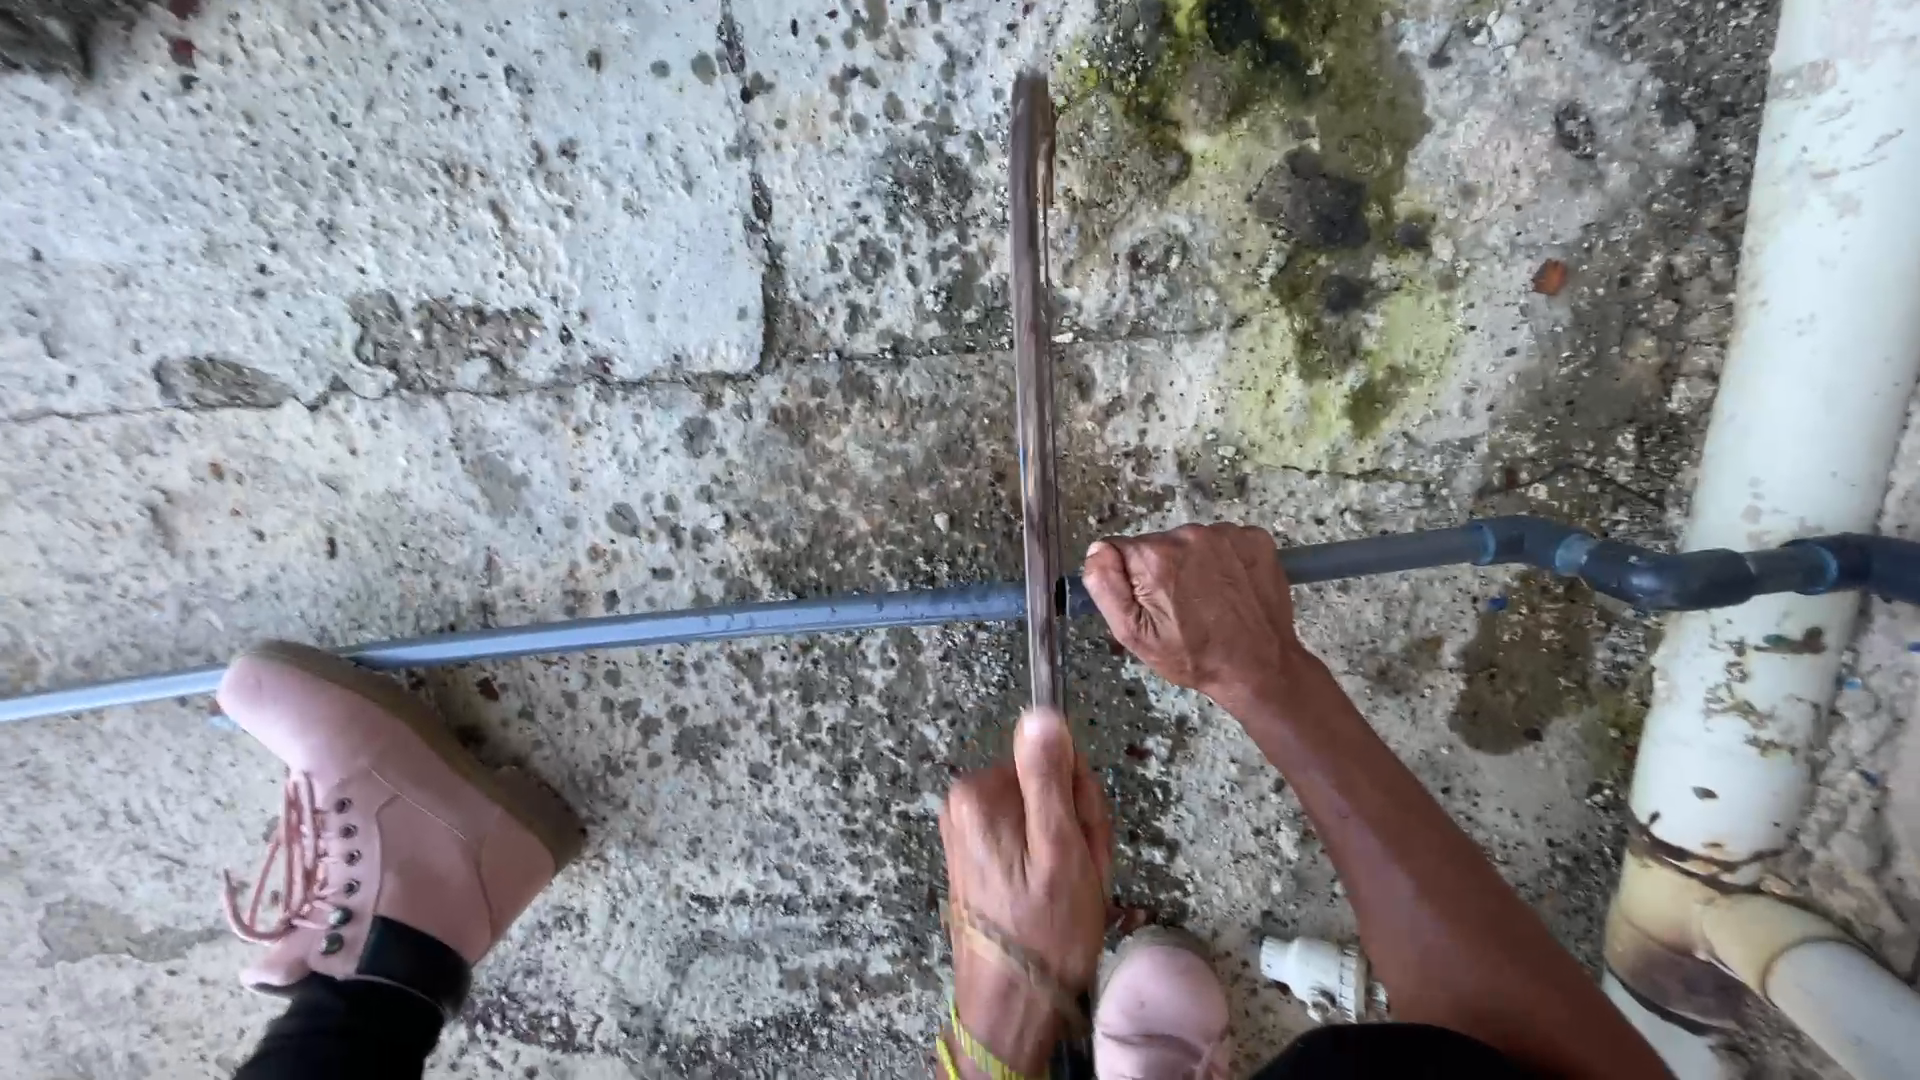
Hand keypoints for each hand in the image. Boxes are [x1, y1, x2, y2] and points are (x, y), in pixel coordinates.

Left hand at [939, 708, 1111, 1070]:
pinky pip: (1026, 836)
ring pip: (1040, 812)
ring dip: (1066, 844)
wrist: (1011, 1005)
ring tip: (1068, 889)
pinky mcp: (974, 852)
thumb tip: (1042, 712)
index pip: (1053, 760)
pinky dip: (1048, 859)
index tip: (1085, 838)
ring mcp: (966, 828)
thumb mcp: (1060, 847)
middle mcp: (964, 802)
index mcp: (981, 793)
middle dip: (1074, 822)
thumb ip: (1049, 776)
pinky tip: (1053, 894)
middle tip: (1080, 870)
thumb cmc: (1045, 930)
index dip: (1081, 798)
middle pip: (1044, 784)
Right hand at [1081, 524, 1304, 708]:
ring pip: (1190, 543)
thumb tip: (1097, 551)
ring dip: (1194, 565)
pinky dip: (1224, 560)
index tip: (1150, 603)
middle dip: (1161, 571)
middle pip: (1157, 545)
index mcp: (1155, 557)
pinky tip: (1228, 589)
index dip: (1129, 578)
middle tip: (1179, 607)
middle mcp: (1189, 535)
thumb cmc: (1193, 656)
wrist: (1259, 666)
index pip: (1120, 550)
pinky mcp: (1255, 539)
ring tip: (1207, 601)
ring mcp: (1227, 534)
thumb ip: (1105, 586)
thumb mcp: (1133, 634)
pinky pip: (1224, 541)